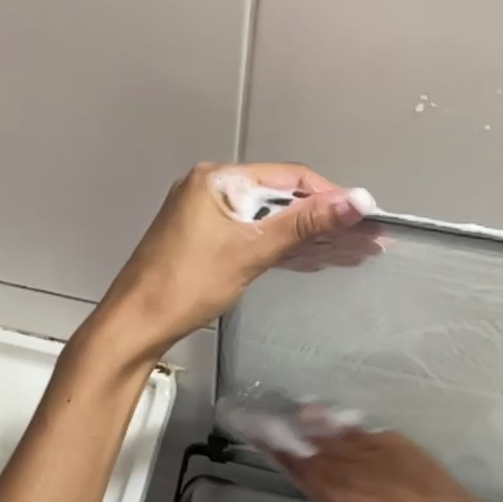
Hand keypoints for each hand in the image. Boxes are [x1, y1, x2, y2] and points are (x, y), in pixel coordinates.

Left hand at [89, 162, 375, 361]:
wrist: (136, 324)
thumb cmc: (183, 286)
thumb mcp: (251, 251)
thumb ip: (304, 225)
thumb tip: (355, 201)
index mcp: (217, 180)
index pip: (289, 177)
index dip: (330, 196)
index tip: (364, 217)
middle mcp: (210, 190)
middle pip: (281, 199)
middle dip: (324, 220)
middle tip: (366, 240)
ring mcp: (206, 216)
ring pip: (268, 221)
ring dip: (307, 237)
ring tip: (352, 253)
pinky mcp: (205, 241)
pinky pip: (252, 237)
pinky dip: (281, 248)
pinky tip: (314, 259)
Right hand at [274, 426, 486, 501]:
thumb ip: (329, 491)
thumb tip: (306, 469)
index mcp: (336, 486)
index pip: (296, 460)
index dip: (274, 445)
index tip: (256, 432)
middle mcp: (348, 461)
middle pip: (310, 441)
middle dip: (288, 430)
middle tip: (269, 419)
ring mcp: (370, 447)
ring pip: (333, 432)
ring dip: (314, 423)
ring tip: (301, 413)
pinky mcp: (392, 441)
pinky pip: (359, 431)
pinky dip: (344, 427)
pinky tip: (340, 424)